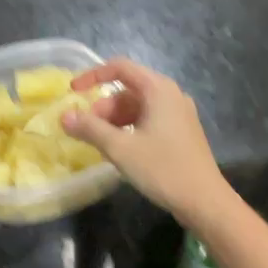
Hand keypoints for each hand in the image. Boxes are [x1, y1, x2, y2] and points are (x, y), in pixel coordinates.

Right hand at [62, 58, 232, 225]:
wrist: (203, 199)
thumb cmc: (162, 169)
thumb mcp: (120, 149)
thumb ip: (90, 129)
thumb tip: (64, 116)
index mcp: (159, 89)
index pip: (120, 68)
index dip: (92, 76)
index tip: (72, 93)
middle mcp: (171, 95)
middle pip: (128, 90)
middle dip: (104, 108)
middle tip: (88, 132)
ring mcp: (179, 114)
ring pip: (138, 108)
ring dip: (115, 122)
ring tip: (103, 146)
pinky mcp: (181, 132)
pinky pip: (149, 121)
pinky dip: (130, 130)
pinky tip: (122, 152)